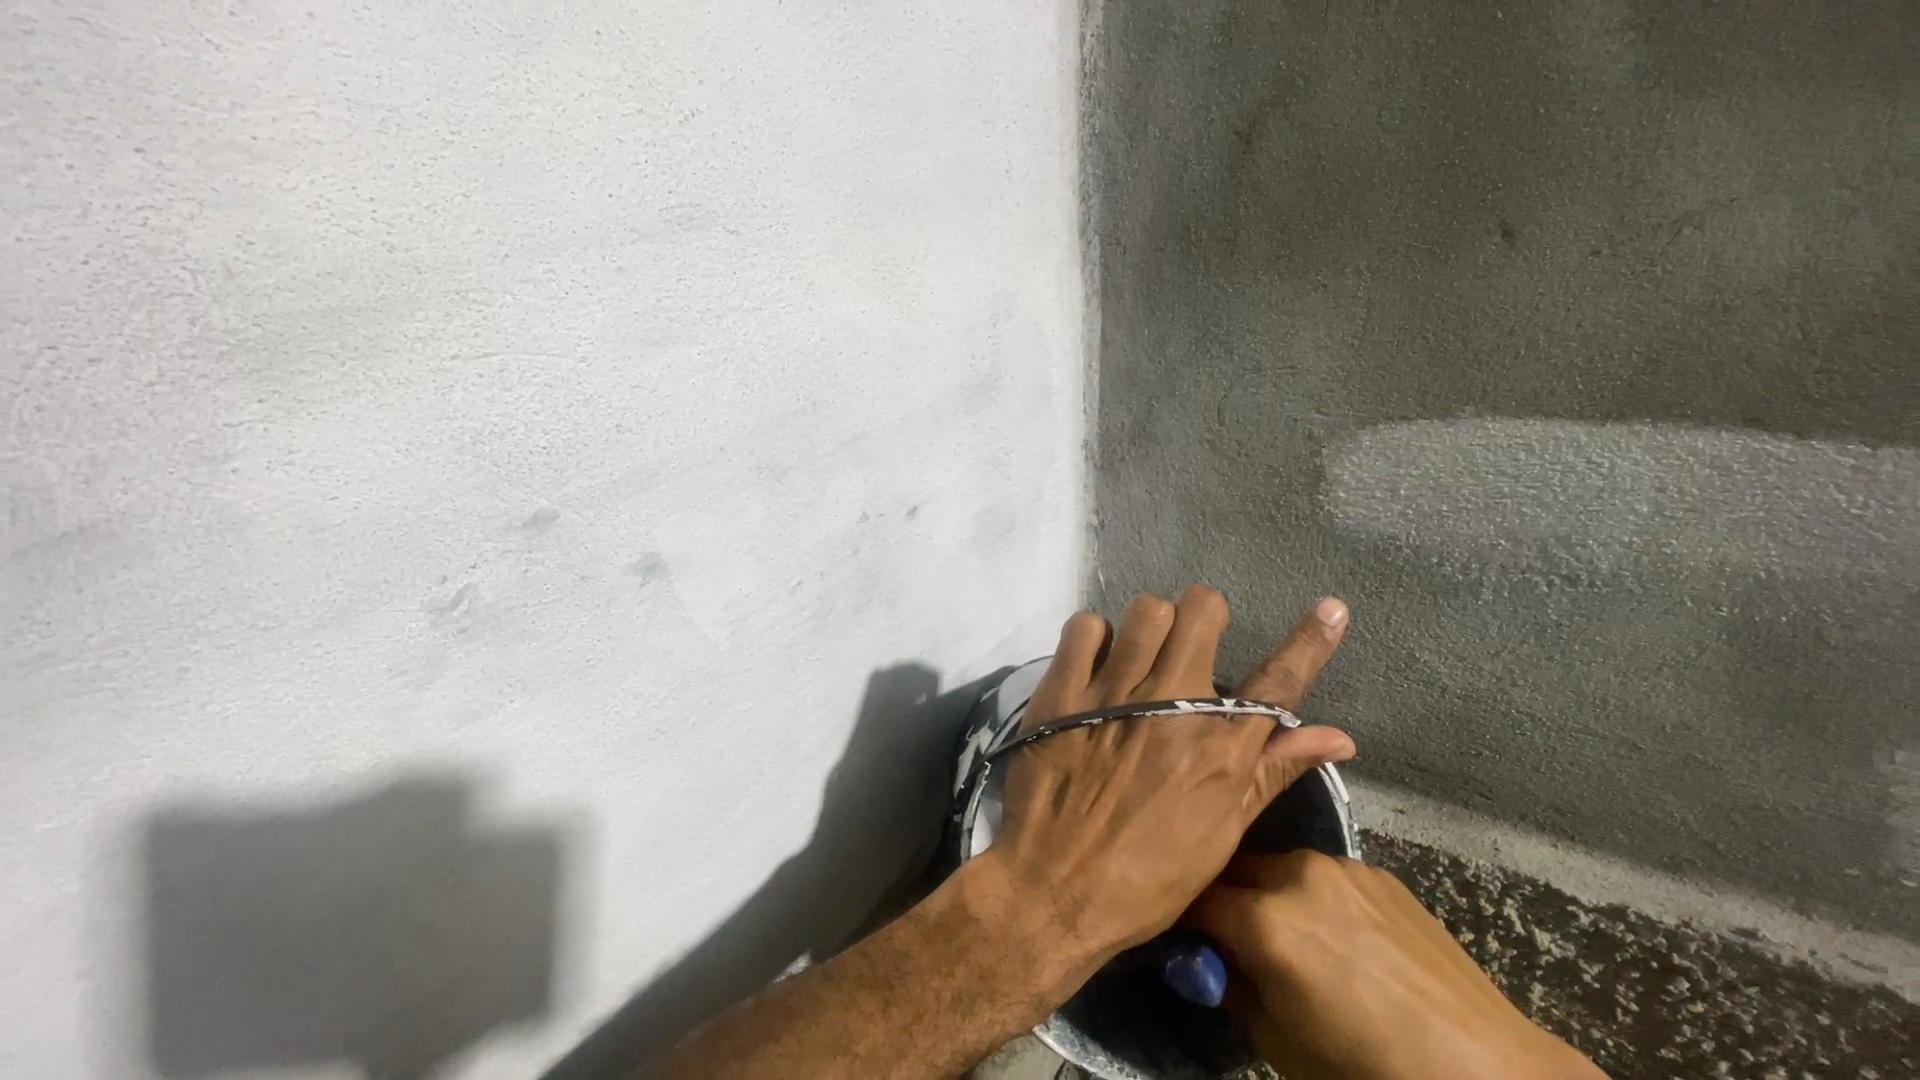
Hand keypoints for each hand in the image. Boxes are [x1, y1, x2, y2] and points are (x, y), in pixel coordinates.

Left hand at [977, 586, 1356, 980]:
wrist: (1054, 893)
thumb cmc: (1147, 877)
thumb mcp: (1223, 832)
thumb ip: (1274, 771)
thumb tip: (1340, 737)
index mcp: (1221, 748)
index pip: (1278, 680)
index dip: (1310, 639)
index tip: (1331, 608)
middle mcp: (1173, 707)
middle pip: (1202, 611)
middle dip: (1204, 619)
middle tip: (1189, 648)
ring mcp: (1113, 694)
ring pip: (1146, 609)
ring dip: (1149, 626)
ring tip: (1139, 659)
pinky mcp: (1061, 693)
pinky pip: (1084, 627)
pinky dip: (1093, 638)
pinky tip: (1094, 667)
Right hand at [1188, 852, 1605, 1079]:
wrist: (1481, 1066)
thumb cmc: (1365, 1068)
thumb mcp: (1276, 1040)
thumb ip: (1231, 988)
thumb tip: (1208, 961)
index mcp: (1264, 920)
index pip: (1192, 899)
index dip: (1179, 919)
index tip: (1179, 938)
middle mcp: (1296, 875)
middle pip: (1232, 871)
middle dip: (1223, 900)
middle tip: (1229, 940)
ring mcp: (1342, 867)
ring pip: (1278, 868)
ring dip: (1268, 893)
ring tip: (1290, 937)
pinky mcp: (1378, 873)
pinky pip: (1323, 876)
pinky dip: (1312, 897)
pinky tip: (1341, 938)